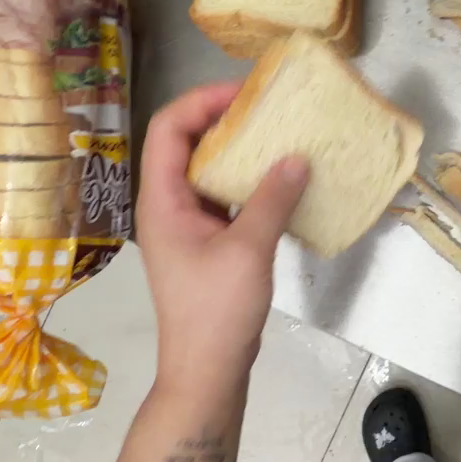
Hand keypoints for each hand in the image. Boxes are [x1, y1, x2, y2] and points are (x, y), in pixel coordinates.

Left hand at [136, 82, 309, 386]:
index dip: (203, 102)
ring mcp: (188, 227)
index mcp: (162, 200)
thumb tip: (298, 157)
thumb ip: (272, 200)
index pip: (169, 129)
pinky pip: (226, 201)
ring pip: (209, 174)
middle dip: (226, 123)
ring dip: (241, 155)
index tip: (246, 93)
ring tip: (281, 141)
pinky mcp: (208, 246)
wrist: (207, 368)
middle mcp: (168, 206)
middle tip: (271, 112)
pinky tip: (282, 186)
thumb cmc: (217, 309)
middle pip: (187, 145)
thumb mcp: (248, 250)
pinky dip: (250, 187)